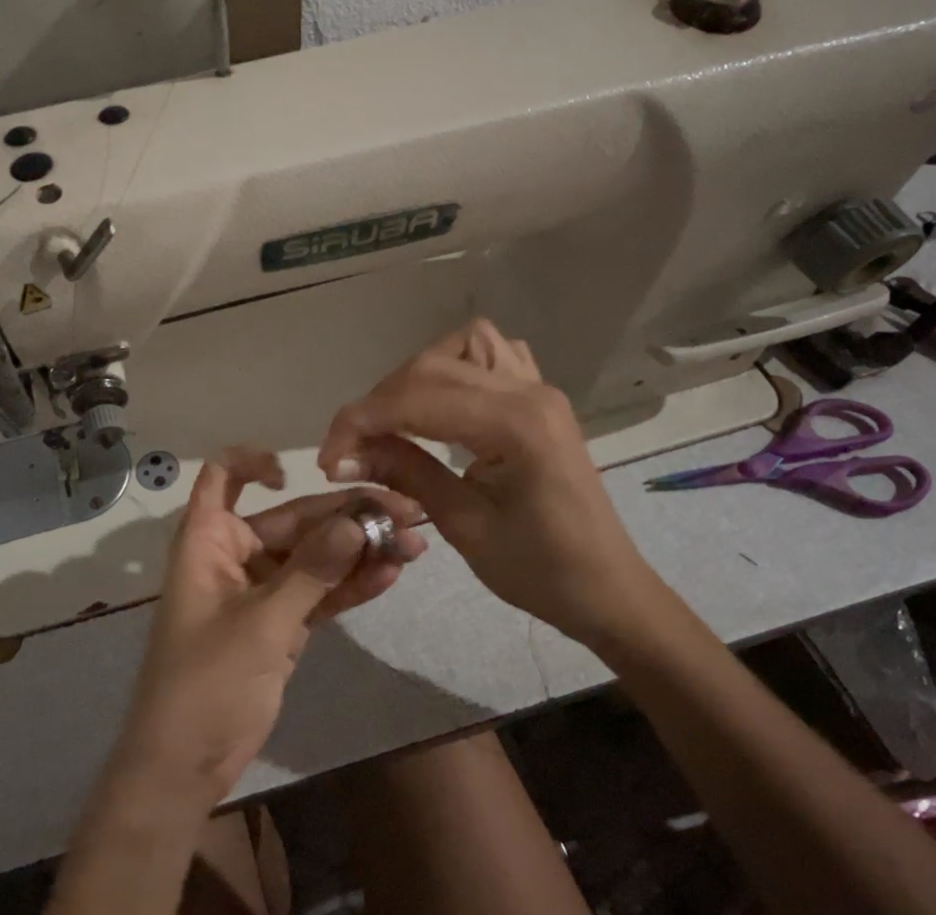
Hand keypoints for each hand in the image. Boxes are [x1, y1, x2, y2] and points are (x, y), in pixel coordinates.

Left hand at [113, 448, 426, 802]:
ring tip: (414, 544)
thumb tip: (358, 520)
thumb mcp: (262, 622)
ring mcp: (260, 593)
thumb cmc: (207, 682)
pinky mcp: (280, 626)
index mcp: (208, 541)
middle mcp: (234, 556)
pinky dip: (350, 586)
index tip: (297, 472)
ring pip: (314, 558)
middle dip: (347, 516)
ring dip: (359, 550)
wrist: (185, 763)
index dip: (253, 461)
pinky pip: (318, 594)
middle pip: (292, 521)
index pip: (222, 478)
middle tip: (408, 512)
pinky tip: (392, 574)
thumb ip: (312, 570)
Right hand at [317, 319, 673, 645]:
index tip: (329, 460)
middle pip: (432, 366)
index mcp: (515, 423)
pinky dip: (454, 369)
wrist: (606, 589)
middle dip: (379, 402)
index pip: (416, 398)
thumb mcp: (463, 526)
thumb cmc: (539, 571)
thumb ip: (404, 473)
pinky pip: (491, 357)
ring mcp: (539, 389)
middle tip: (352, 451)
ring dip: (416, 376)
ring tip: (394, 423)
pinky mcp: (540, 399)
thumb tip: (344, 454)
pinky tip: (440, 407)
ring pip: (463, 346)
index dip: (360, 422)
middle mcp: (529, 390)